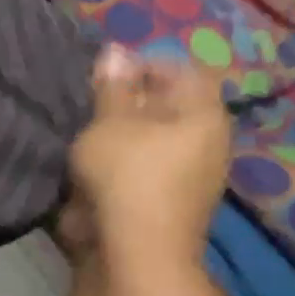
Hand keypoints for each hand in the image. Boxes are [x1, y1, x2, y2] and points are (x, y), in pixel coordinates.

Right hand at [60, 46, 232, 271]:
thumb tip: (117, 50)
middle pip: (172, 102)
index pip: (185, 72)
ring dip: (124, 123)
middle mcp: (209, 141)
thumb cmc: (125, 172)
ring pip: (159, 130)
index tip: (104, 71)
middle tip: (89, 94)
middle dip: (132, 94)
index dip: (146, 64)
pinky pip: (150, 155)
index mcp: (203, 118)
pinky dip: (125, 147)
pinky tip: (95, 151)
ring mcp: (194, 170)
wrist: (135, 245)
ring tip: (86, 122)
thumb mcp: (109, 121)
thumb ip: (113, 87)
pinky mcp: (172, 191)